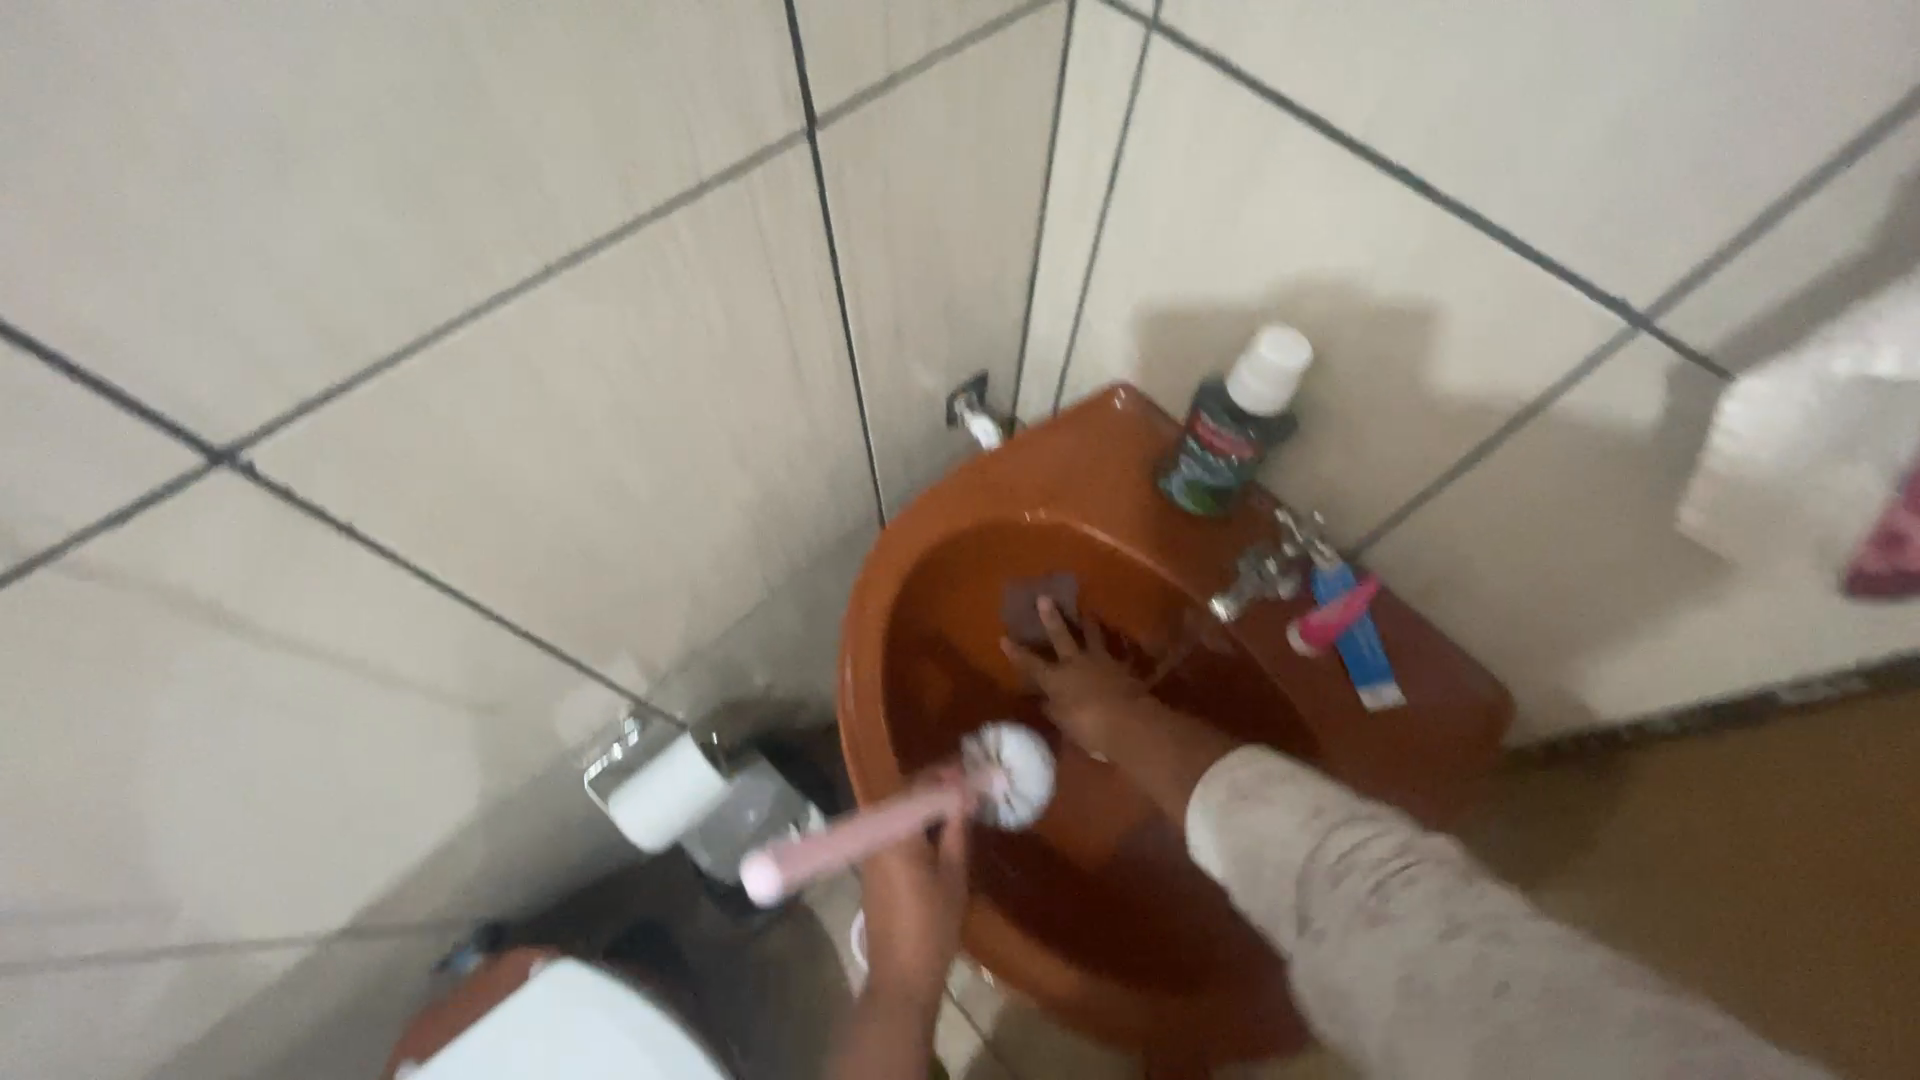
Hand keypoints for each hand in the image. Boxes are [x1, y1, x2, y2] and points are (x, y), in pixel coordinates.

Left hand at [860, 785, 969, 1008]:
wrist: (900, 976)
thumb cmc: (933, 926)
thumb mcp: (953, 874)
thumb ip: (956, 828)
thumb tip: (965, 794)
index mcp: (896, 832)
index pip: (919, 786)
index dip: (945, 774)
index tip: (970, 768)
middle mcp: (876, 834)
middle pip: (903, 795)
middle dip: (933, 784)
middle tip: (965, 782)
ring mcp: (870, 850)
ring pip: (898, 811)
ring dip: (924, 802)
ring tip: (956, 800)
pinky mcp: (871, 866)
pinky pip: (893, 829)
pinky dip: (914, 821)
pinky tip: (937, 827)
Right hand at [1001, 597, 1146, 759]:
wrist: (1129, 722)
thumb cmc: (1089, 729)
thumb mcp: (1064, 723)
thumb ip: (1054, 710)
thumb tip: (1045, 702)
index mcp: (1056, 679)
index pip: (1031, 664)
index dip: (1016, 652)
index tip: (1003, 637)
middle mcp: (1076, 663)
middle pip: (1061, 637)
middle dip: (1051, 618)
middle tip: (1044, 597)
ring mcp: (1102, 662)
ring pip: (1093, 636)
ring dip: (1088, 623)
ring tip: (1087, 611)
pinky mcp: (1124, 667)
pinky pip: (1122, 652)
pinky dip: (1122, 644)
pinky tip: (1123, 637)